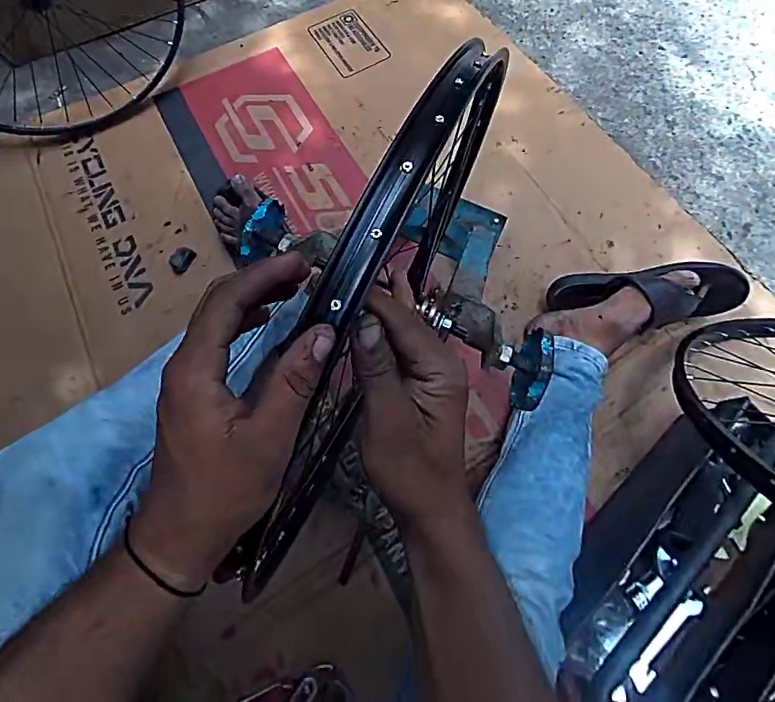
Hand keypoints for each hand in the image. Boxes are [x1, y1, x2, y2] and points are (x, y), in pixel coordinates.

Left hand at [128, 252, 335, 589]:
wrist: (179, 535)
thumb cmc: (224, 492)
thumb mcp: (269, 440)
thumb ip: (294, 382)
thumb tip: (324, 331)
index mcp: (195, 368)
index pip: (226, 302)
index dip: (262, 276)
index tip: (299, 263)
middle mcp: (183, 362)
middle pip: (217, 303)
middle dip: (257, 280)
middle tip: (301, 271)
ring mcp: (184, 375)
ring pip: (215, 319)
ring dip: (250, 298)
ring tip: (291, 288)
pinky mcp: (190, 388)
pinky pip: (216, 339)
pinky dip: (243, 322)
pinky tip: (268, 322)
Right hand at [351, 270, 472, 527]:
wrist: (429, 510)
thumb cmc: (409, 469)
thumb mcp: (387, 419)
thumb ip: (376, 368)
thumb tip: (362, 320)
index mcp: (438, 366)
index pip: (400, 318)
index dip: (368, 295)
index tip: (335, 274)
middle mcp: (440, 360)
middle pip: (404, 315)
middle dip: (375, 290)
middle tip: (342, 263)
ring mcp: (430, 370)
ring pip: (403, 325)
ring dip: (379, 301)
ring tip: (359, 268)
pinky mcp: (418, 380)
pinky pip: (399, 342)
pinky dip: (382, 322)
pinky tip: (376, 302)